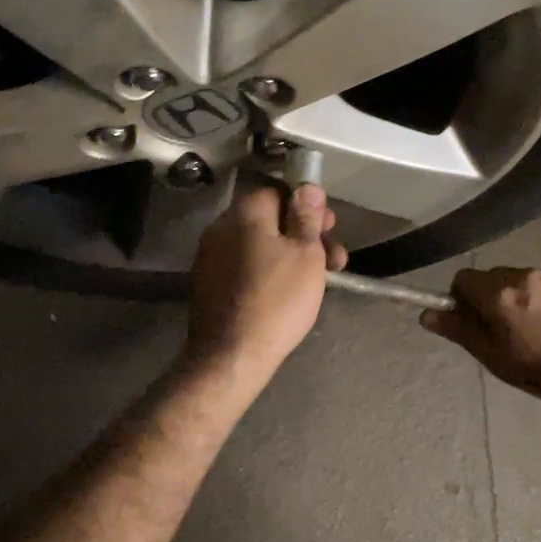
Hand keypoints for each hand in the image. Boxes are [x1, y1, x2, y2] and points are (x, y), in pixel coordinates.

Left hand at [186, 183, 348, 379]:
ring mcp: (210, 256)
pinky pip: (243, 265)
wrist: (232, 354)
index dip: (306, 205)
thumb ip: (306, 217)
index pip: (278, 191)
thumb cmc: (277, 300)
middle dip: (303, 233)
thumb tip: (307, 188)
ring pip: (257, 245)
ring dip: (288, 254)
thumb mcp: (306, 255)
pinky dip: (266, 271)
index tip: (329, 226)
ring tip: (319, 279)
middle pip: (268, 219)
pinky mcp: (208, 284)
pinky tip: (286, 292)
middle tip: (332, 255)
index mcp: (244, 212)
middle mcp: (220, 227)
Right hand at [420, 267, 540, 404]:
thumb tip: (427, 314)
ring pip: (521, 279)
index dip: (461, 300)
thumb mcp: (495, 357)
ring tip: (536, 329)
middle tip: (504, 331)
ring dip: (519, 296)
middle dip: (490, 297)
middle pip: (492, 277)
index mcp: (497, 293)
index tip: (472, 322)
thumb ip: (460, 331)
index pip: (462, 279)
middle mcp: (522, 275)